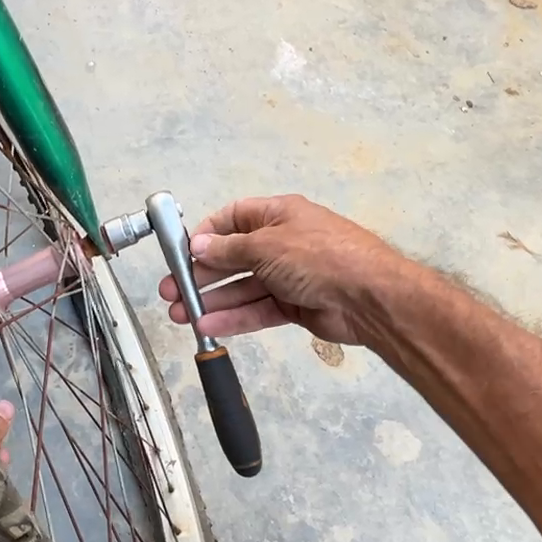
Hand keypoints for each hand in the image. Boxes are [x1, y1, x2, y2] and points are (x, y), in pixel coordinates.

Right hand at [158, 195, 404, 346]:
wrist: (370, 297)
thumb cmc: (317, 257)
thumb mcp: (266, 246)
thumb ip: (228, 249)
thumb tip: (198, 244)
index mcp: (277, 216)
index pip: (232, 219)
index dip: (205, 235)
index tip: (181, 253)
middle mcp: (280, 243)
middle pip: (231, 258)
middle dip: (200, 275)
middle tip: (171, 292)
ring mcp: (287, 276)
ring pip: (241, 288)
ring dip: (211, 301)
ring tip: (179, 315)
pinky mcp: (293, 305)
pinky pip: (256, 309)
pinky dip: (233, 317)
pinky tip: (208, 325)